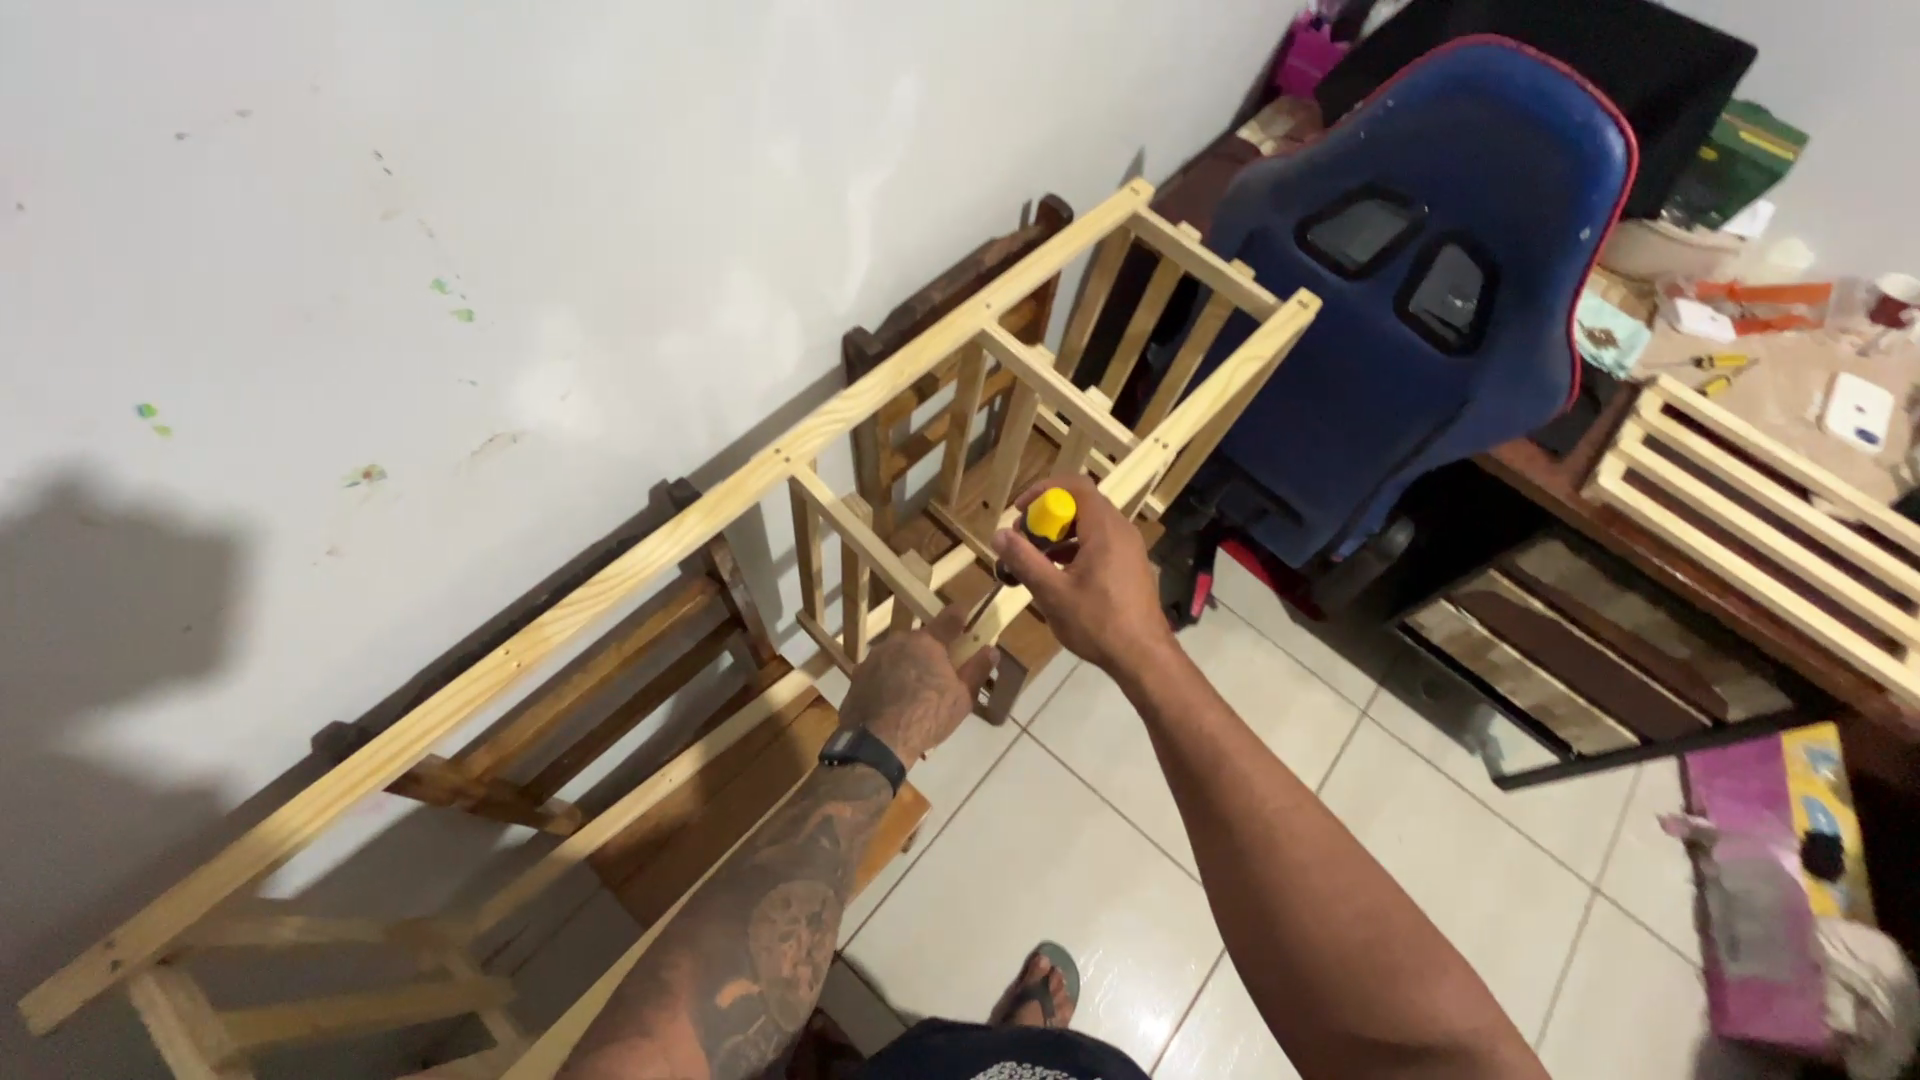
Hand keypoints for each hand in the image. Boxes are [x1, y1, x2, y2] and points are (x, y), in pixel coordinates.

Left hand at [839, 601, 997, 764]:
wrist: (878, 741)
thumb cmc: (928, 717)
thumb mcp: (962, 698)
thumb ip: (976, 670)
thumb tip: (992, 650)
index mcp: (927, 642)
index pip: (948, 619)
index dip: (959, 616)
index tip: (965, 613)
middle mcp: (898, 641)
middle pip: (920, 640)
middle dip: (930, 651)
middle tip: (937, 673)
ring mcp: (874, 657)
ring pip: (897, 655)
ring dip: (907, 665)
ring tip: (913, 692)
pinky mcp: (857, 676)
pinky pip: (880, 672)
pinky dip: (887, 681)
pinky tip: (892, 702)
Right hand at [994, 474, 1175, 673]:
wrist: (1143, 656)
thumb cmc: (1098, 623)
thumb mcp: (1053, 593)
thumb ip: (1024, 560)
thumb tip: (999, 534)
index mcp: (1104, 530)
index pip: (1075, 486)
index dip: (1043, 490)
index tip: (1020, 511)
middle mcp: (1121, 530)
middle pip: (1081, 503)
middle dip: (1047, 516)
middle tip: (1023, 540)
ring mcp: (1129, 548)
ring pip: (1089, 525)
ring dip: (1059, 535)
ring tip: (1036, 560)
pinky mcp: (1130, 565)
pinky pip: (1100, 542)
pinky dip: (1075, 548)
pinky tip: (1059, 575)